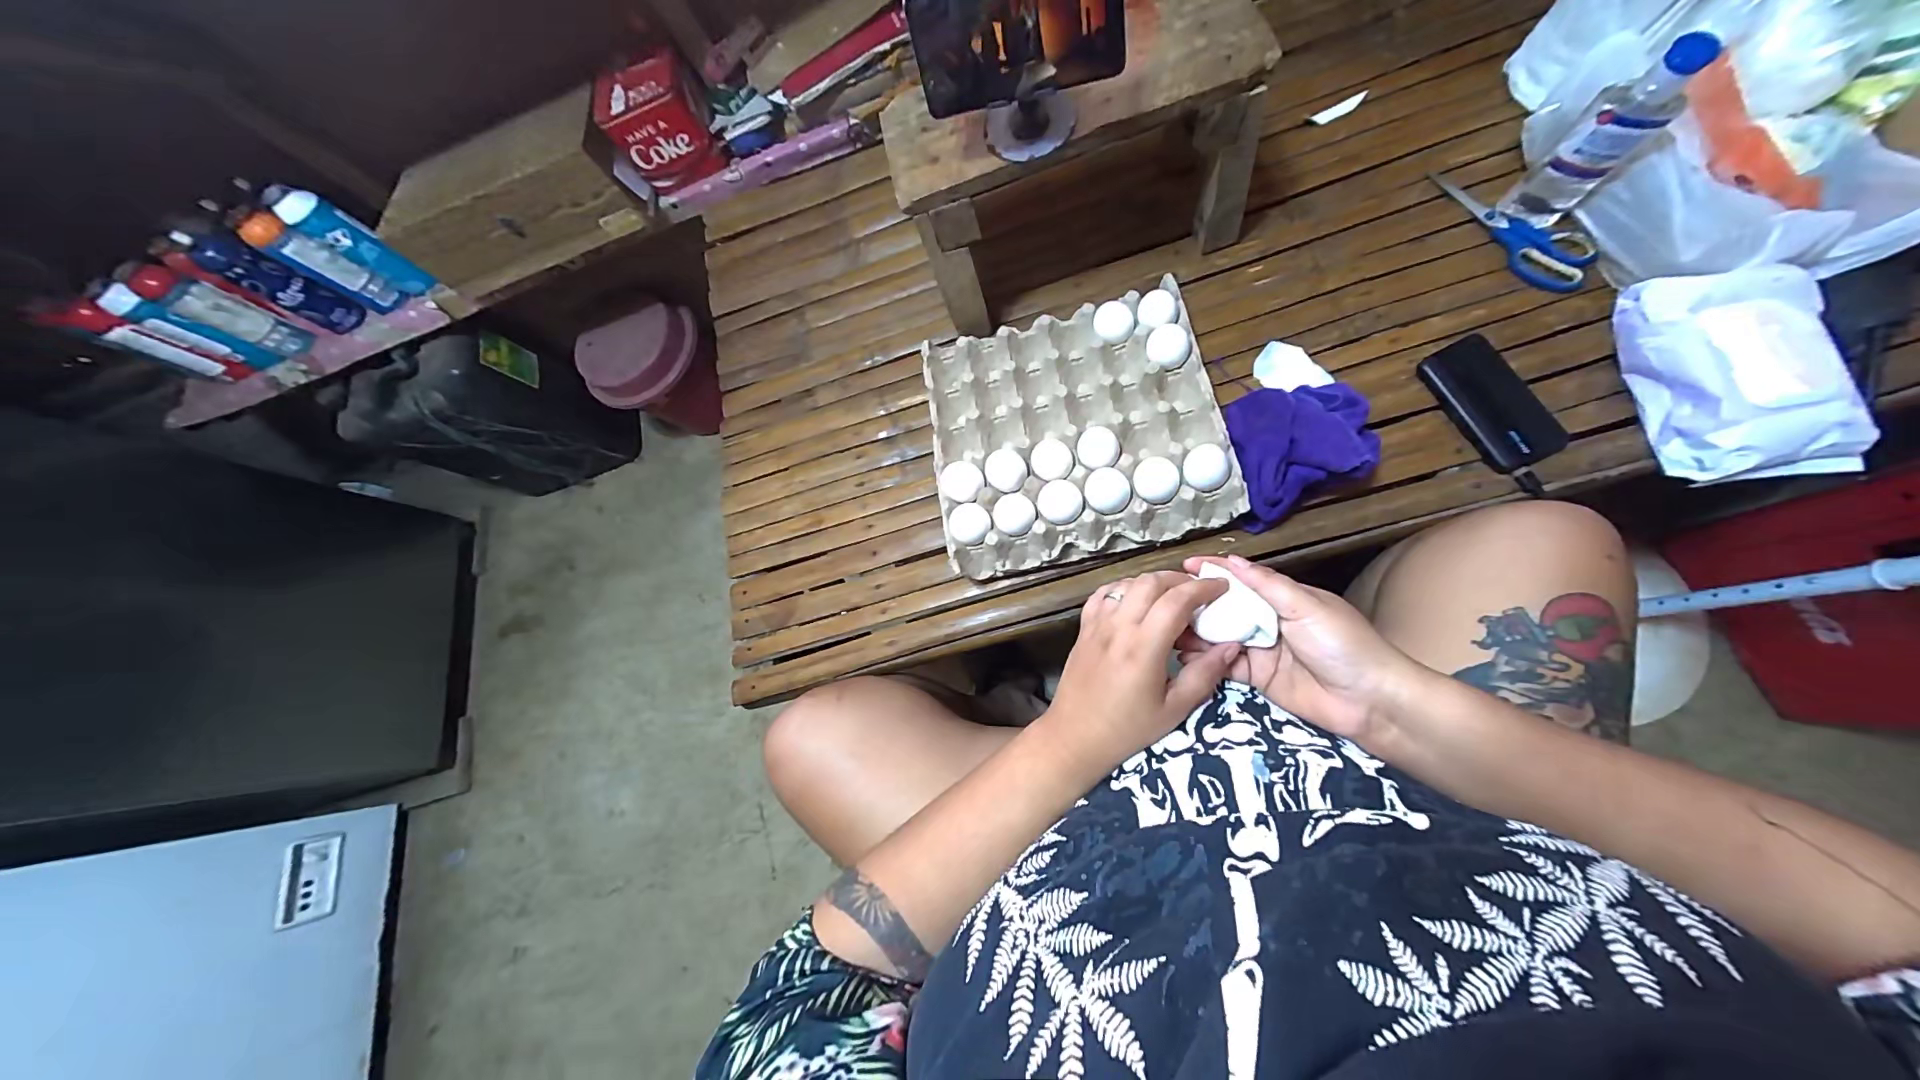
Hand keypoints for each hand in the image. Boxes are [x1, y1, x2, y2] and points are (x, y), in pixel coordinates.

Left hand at [1037, 571, 1241, 777]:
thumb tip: (1231, 646)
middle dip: (1181, 580)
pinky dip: (1125, 590)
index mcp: (1143, 647)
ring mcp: (1097, 625)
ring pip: (1127, 584)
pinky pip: (1104, 595)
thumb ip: (1204, 674)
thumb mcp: (1174, 709)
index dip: (1203, 588)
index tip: (1221, 588)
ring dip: (1154, 584)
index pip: (1176, 600)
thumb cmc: (1126, 730)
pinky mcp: (1084, 628)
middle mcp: (1118, 627)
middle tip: (1200, 594)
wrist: (1074, 736)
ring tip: (1172, 600)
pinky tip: (1137, 603)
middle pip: (1151, 582)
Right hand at [1175, 555, 1430, 748]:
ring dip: (1197, 631)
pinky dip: (1205, 659)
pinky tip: (1185, 653)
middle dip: (1197, 603)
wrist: (1370, 702)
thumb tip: (1233, 562)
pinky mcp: (1256, 677)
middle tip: (1165, 602)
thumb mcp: (1307, 607)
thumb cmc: (1344, 645)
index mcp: (1283, 598)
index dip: (1214, 571)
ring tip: (1169, 628)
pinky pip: (1224, 664)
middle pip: (1225, 607)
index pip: (1242, 579)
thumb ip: (1269, 586)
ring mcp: (1260, 650)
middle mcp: (1268, 620)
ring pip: (1220, 635)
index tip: (1185, 567)